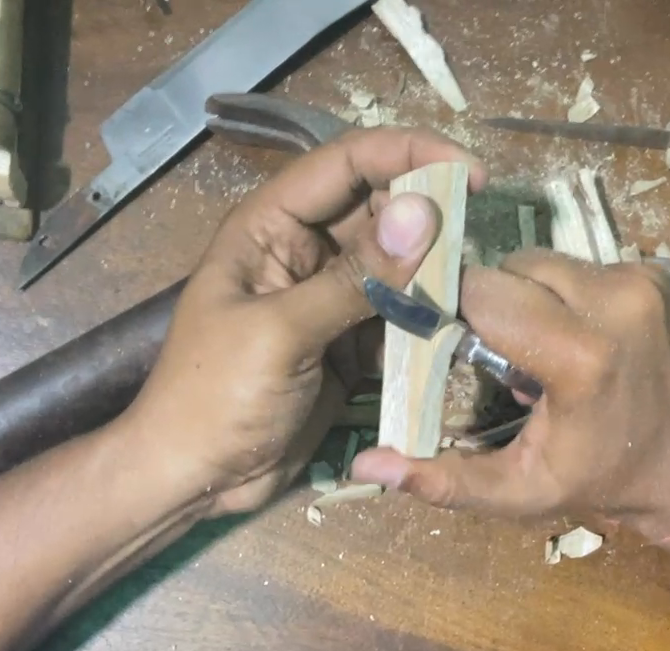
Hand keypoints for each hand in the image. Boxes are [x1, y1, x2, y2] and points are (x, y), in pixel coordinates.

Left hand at [126, 128, 486, 515]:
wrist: (196, 476)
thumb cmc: (215, 397)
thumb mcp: (281, 332)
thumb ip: (352, 279)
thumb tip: (423, 215)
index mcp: (270, 228)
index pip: (346, 165)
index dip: (409, 156)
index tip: (473, 173)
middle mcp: (302, 255)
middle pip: (378, 217)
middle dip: (427, 228)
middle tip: (473, 252)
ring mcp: (326, 305)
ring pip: (392, 275)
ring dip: (429, 284)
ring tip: (466, 301)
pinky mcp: (344, 350)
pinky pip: (392, 327)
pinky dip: (419, 333)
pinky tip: (446, 341)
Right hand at [352, 251, 669, 539]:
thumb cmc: (601, 481)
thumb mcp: (519, 492)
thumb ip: (443, 480)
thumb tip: (365, 468)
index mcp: (582, 358)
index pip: (485, 294)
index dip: (454, 310)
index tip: (446, 340)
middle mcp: (616, 301)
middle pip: (513, 270)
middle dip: (491, 305)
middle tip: (499, 355)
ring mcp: (641, 281)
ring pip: (545, 261)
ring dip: (526, 297)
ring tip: (538, 348)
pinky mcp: (655, 273)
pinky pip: (581, 265)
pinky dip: (563, 294)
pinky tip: (574, 336)